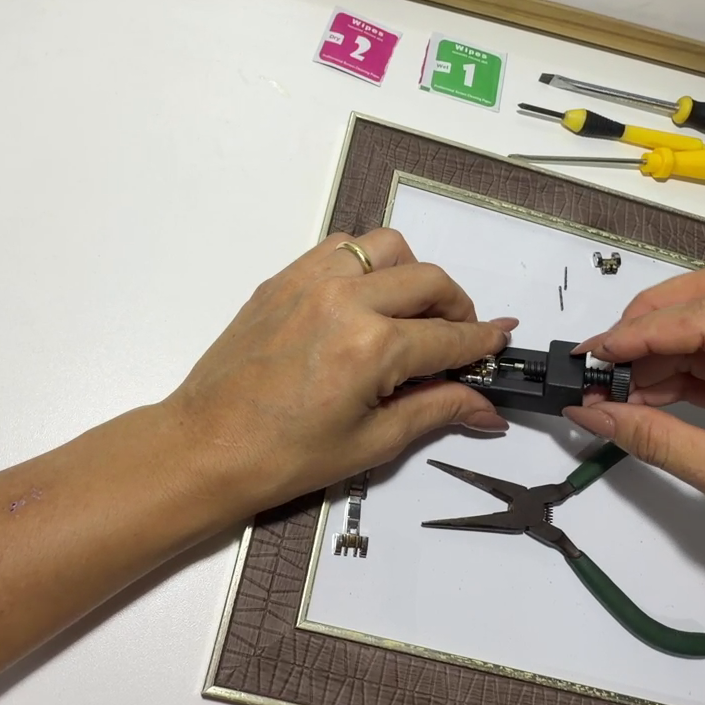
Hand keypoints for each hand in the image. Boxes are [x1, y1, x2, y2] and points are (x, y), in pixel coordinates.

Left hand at [164, 229, 514, 515]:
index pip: (448, 337)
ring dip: (412, 273)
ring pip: (386, 247)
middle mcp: (345, 299)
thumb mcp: (372, 442)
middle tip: (457, 337)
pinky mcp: (283, 278)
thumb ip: (436, 411)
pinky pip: (341, 247)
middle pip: (429, 280)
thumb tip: (486, 408)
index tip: (499, 341)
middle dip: (457, 307)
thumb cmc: (284, 456)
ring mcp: (310, 280)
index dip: (481, 342)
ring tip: (409, 312)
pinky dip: (366, 262)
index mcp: (370, 346)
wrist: (206, 446)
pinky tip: (363, 299)